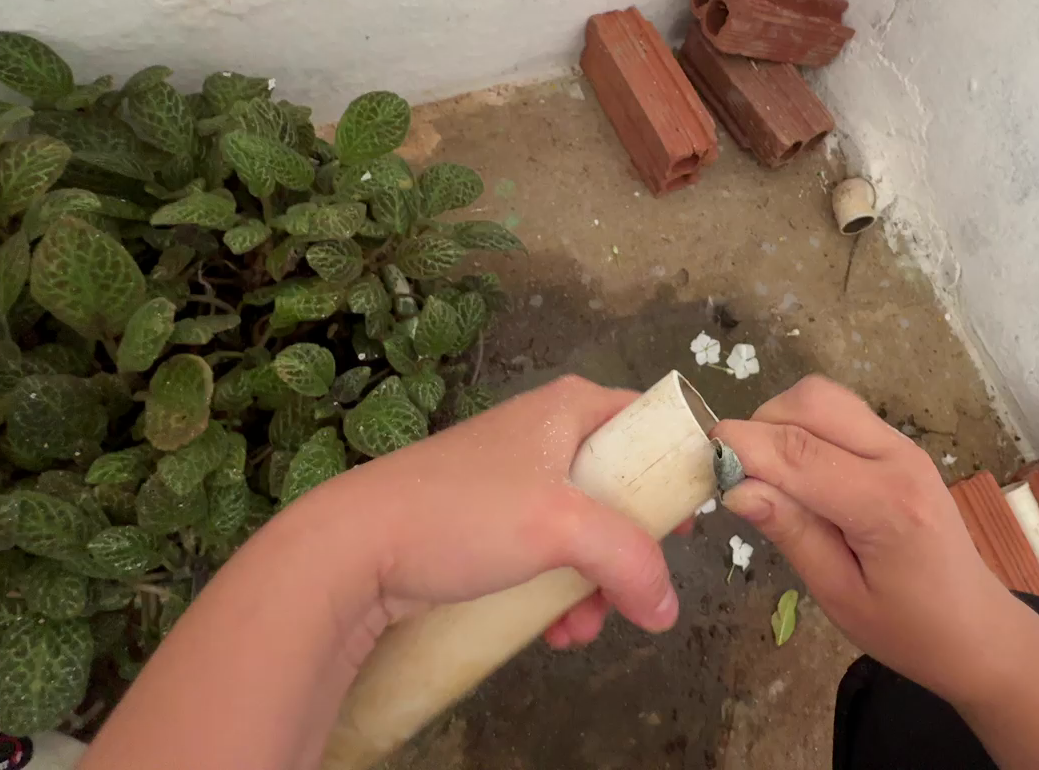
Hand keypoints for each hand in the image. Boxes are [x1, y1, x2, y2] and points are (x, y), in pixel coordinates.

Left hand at [287, 375, 680, 651]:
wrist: (352, 546)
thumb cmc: (467, 511)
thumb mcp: (561, 526)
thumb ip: (628, 559)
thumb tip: (667, 608)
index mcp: (572, 408)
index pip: (648, 422)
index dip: (674, 469)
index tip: (686, 523)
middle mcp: (549, 432)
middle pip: (619, 486)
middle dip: (628, 549)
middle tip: (632, 591)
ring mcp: (516, 475)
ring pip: (583, 526)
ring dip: (593, 581)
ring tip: (579, 630)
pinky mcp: (487, 516)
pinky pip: (545, 547)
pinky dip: (556, 586)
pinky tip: (550, 631)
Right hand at [711, 377, 1021, 702]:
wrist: (978, 627)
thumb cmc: (910, 629)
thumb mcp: (840, 596)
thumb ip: (791, 532)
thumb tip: (736, 488)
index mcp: (886, 503)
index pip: (798, 452)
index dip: (741, 446)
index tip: (702, 458)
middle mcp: (897, 456)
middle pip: (812, 401)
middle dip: (761, 425)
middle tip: (739, 473)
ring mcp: (901, 444)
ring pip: (824, 397)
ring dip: (782, 420)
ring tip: (768, 473)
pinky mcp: (898, 443)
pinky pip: (839, 412)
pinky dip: (804, 425)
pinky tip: (798, 470)